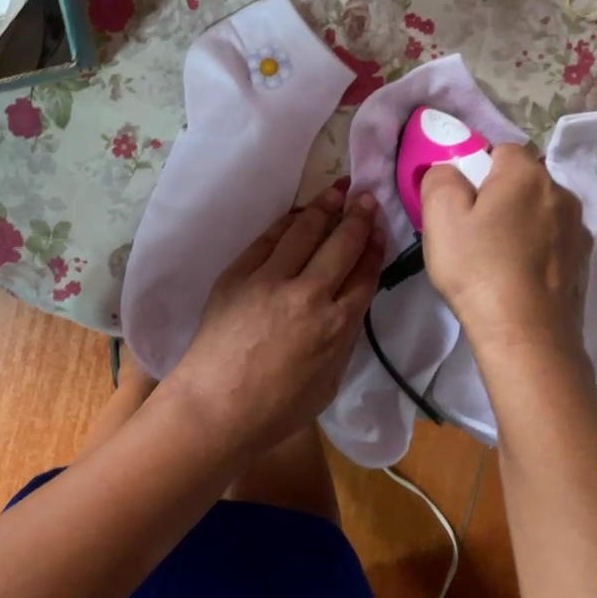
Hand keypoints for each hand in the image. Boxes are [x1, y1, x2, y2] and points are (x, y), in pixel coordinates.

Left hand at [165, 187, 384, 455]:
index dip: (375, 246)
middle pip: (340, 245)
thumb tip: (344, 304)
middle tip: (366, 196)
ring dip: (324, 207)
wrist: (216, 405)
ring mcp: (271, 279)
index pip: (364, 274)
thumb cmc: (277, 408)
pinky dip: (287, 221)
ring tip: (338, 189)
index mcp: (337, 326)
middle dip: (357, 217)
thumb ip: (341, 336)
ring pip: (304, 232)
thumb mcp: (329, 379)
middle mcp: (309, 294)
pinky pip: (269, 239)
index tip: (381, 227)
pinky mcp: (239, 273)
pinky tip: (299, 211)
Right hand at [420, 144, 591, 359]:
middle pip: (521, 181)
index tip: (458, 199)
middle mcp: (562, 195)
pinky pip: (551, 241)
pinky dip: (534, 249)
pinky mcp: (583, 264)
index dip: (475, 168)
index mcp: (527, 175)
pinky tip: (515, 275)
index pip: (500, 150)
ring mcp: (578, 231)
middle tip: (469, 228)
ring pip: (538, 211)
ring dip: (518, 222)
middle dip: (497, 195)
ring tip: (493, 256)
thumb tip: (450, 172)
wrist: (526, 335)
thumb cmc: (478, 268)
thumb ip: (440, 179)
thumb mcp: (440, 216)